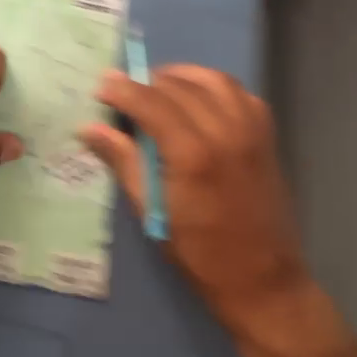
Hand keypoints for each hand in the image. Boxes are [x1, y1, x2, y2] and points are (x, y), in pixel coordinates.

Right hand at [79, 65, 309, 329]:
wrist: (263, 280)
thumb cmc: (200, 253)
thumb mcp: (152, 211)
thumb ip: (123, 161)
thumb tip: (90, 128)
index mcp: (193, 154)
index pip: (151, 102)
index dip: (122, 90)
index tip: (100, 87)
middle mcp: (226, 132)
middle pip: (179, 86)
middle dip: (146, 83)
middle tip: (122, 93)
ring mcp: (251, 132)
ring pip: (213, 80)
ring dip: (180, 76)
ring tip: (157, 88)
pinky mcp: (266, 137)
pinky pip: (238, 93)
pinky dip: (212, 87)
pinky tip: (196, 100)